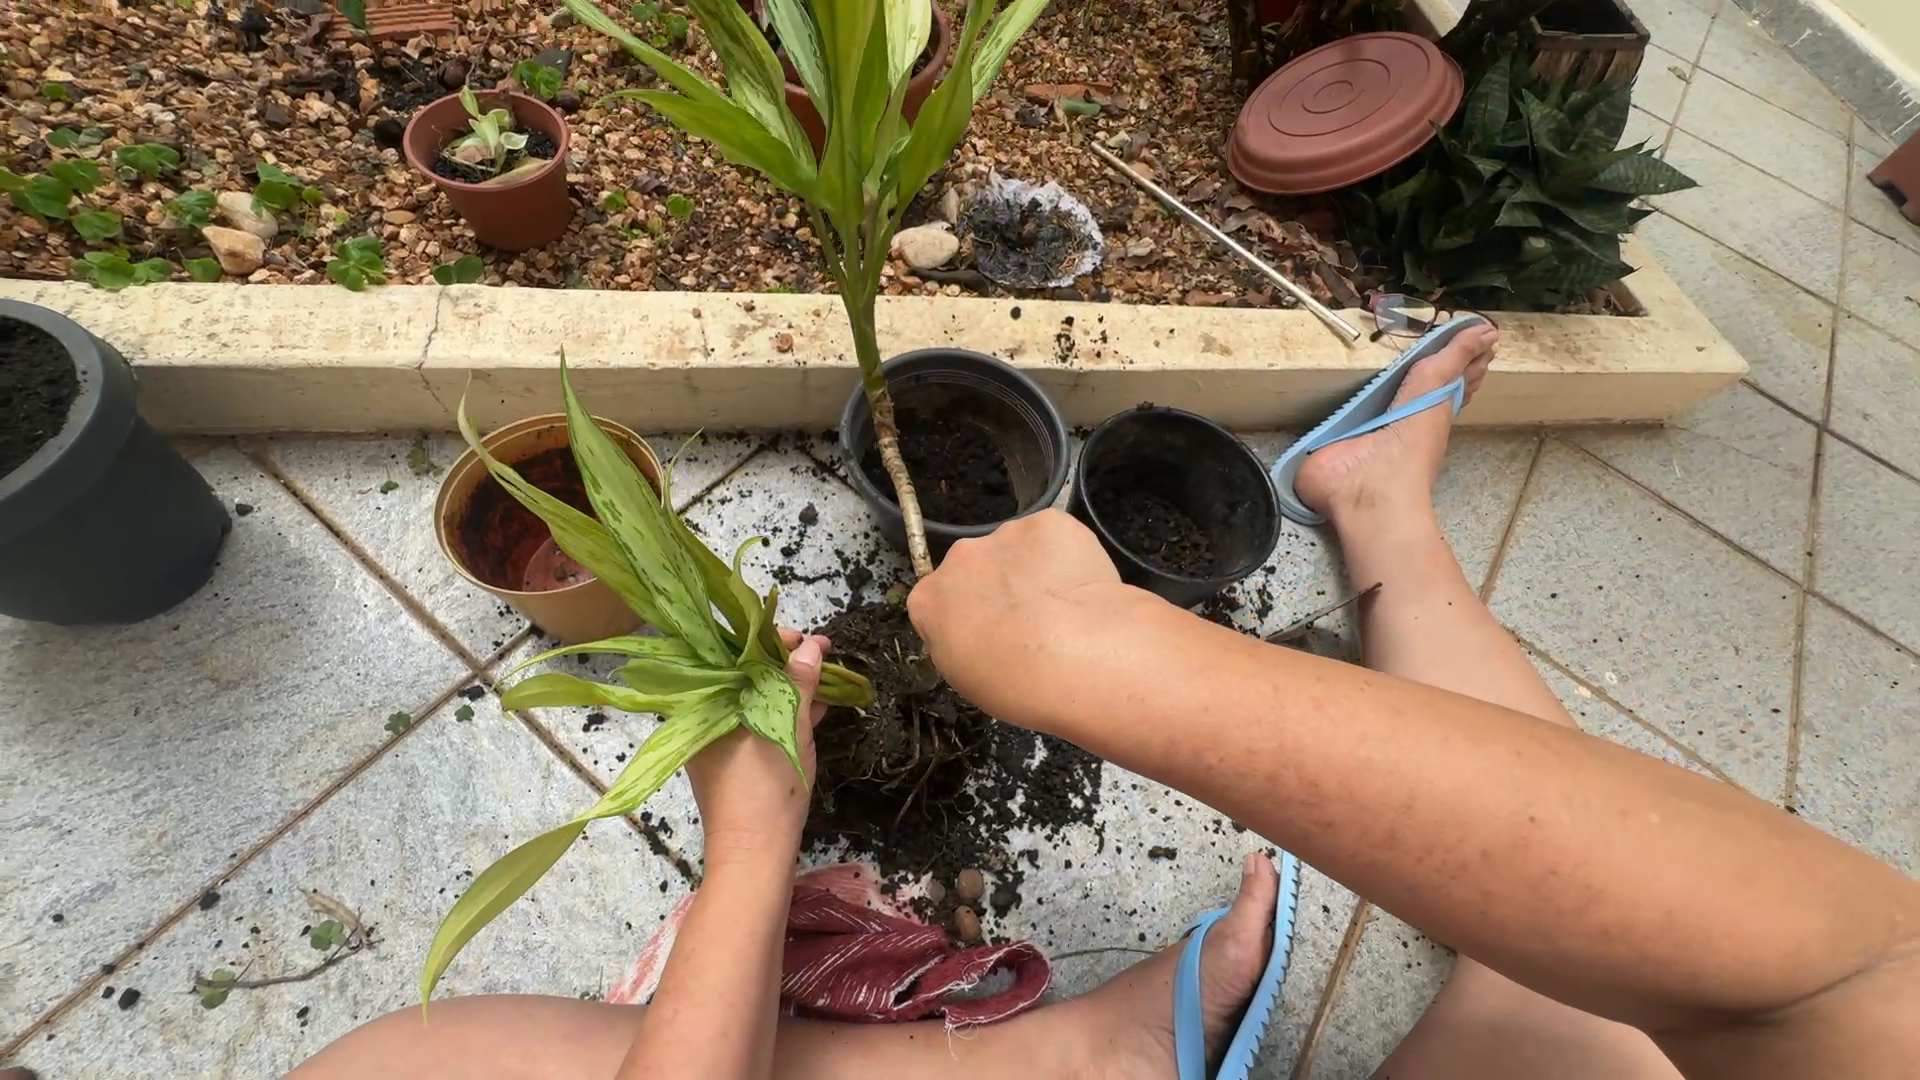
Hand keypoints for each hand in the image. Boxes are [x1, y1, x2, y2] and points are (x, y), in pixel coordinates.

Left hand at [685, 631, 828, 868]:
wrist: (755, 851)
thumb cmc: (766, 784)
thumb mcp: (790, 725)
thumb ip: (799, 680)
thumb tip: (812, 644)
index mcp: (705, 701)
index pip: (737, 653)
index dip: (777, 642)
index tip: (812, 641)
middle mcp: (705, 715)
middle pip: (748, 674)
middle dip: (788, 664)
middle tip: (823, 657)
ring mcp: (719, 737)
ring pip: (757, 698)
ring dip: (790, 688)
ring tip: (826, 680)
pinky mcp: (733, 757)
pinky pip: (759, 721)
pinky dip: (784, 713)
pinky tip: (816, 708)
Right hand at [908, 510, 1149, 731]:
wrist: (1080, 659)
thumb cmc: (1018, 685)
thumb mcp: (967, 681)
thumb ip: (959, 643)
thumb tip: (977, 633)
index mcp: (929, 600)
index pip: (938, 602)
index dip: (968, 619)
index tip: (991, 637)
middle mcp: (960, 557)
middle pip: (975, 568)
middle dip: (997, 588)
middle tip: (1030, 623)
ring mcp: (1005, 535)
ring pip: (1016, 550)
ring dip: (1032, 570)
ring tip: (1064, 608)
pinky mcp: (1048, 523)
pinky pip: (1054, 537)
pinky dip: (1066, 555)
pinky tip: (1082, 586)